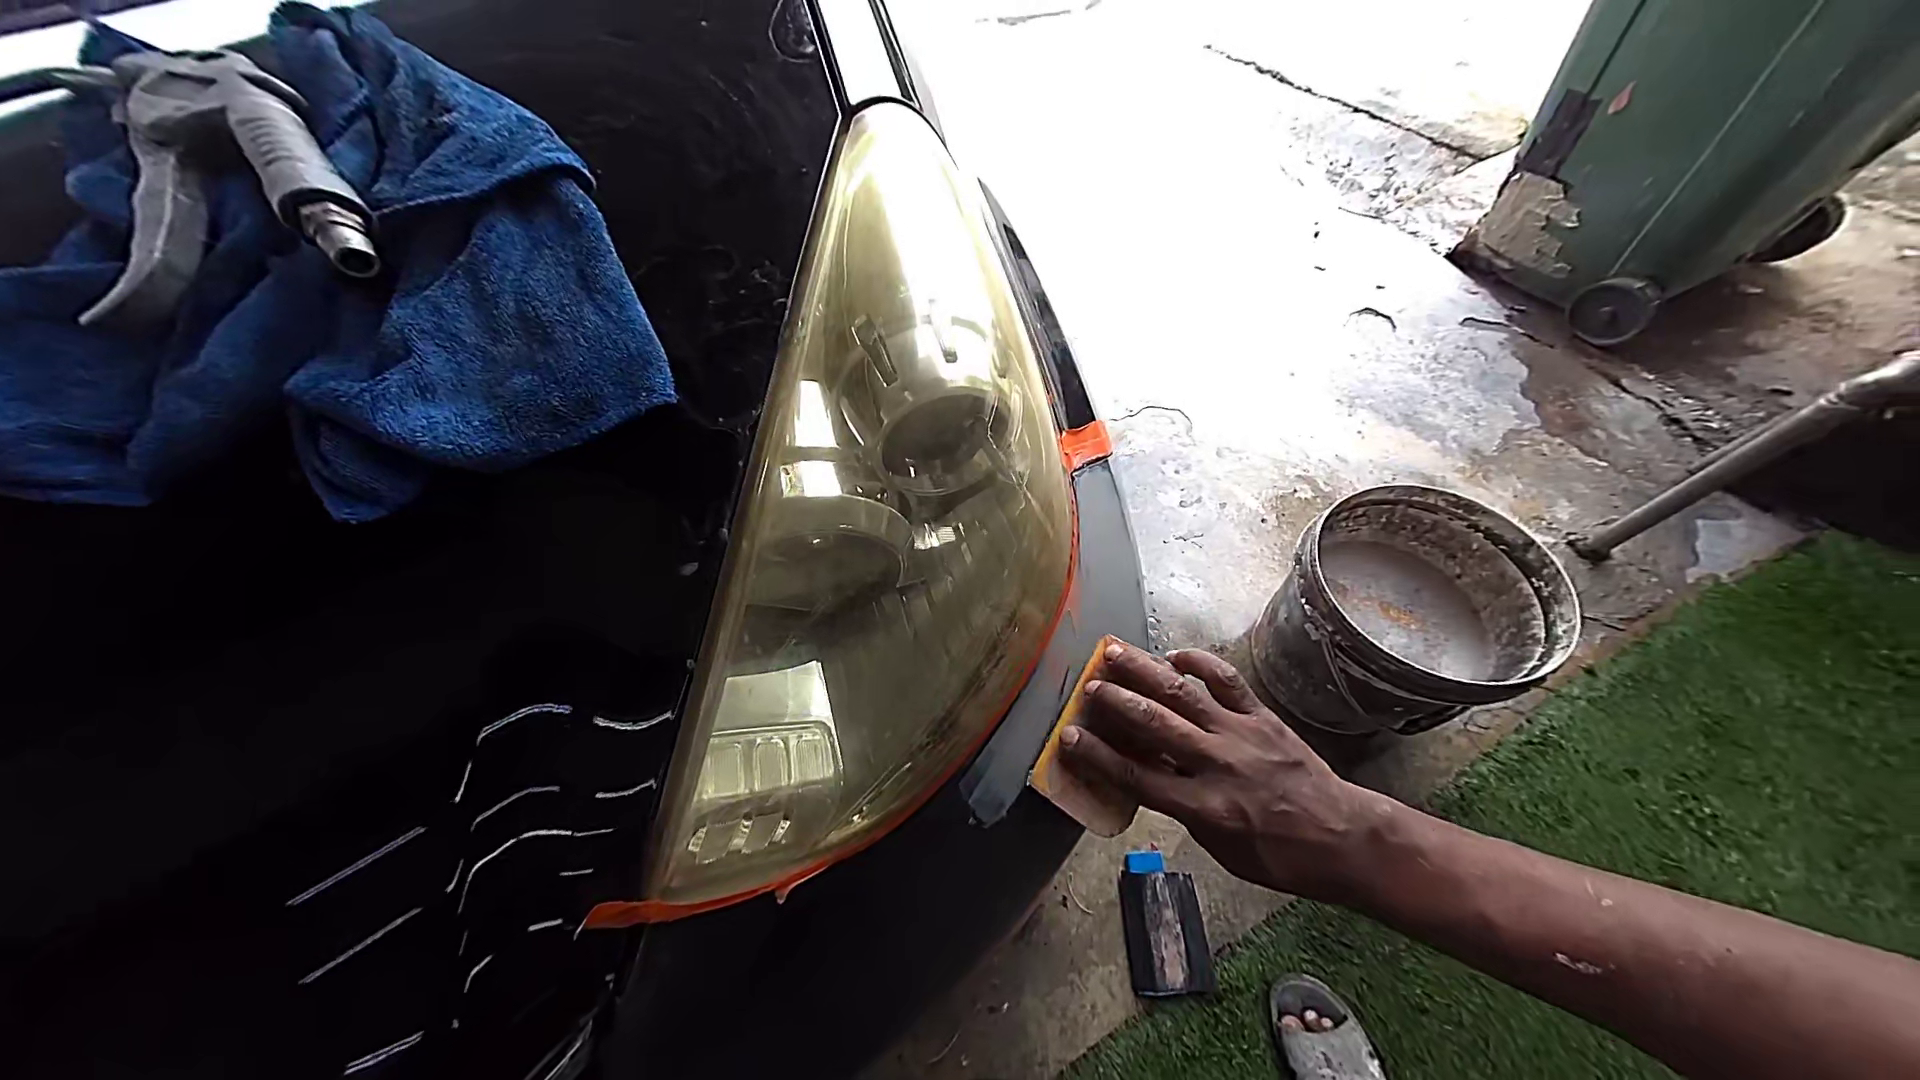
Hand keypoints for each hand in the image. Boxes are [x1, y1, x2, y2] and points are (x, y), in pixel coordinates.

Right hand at [1057, 640, 1391, 901]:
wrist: (1346, 839)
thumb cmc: (1280, 856)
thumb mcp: (1222, 849)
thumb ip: (1183, 810)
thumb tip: (1151, 775)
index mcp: (1205, 807)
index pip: (1137, 778)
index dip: (1098, 756)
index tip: (1069, 737)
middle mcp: (1217, 765)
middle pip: (1154, 725)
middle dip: (1115, 703)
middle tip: (1088, 686)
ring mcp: (1240, 734)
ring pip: (1182, 694)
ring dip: (1144, 671)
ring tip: (1114, 651)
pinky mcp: (1262, 717)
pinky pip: (1227, 681)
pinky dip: (1199, 663)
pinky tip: (1176, 655)